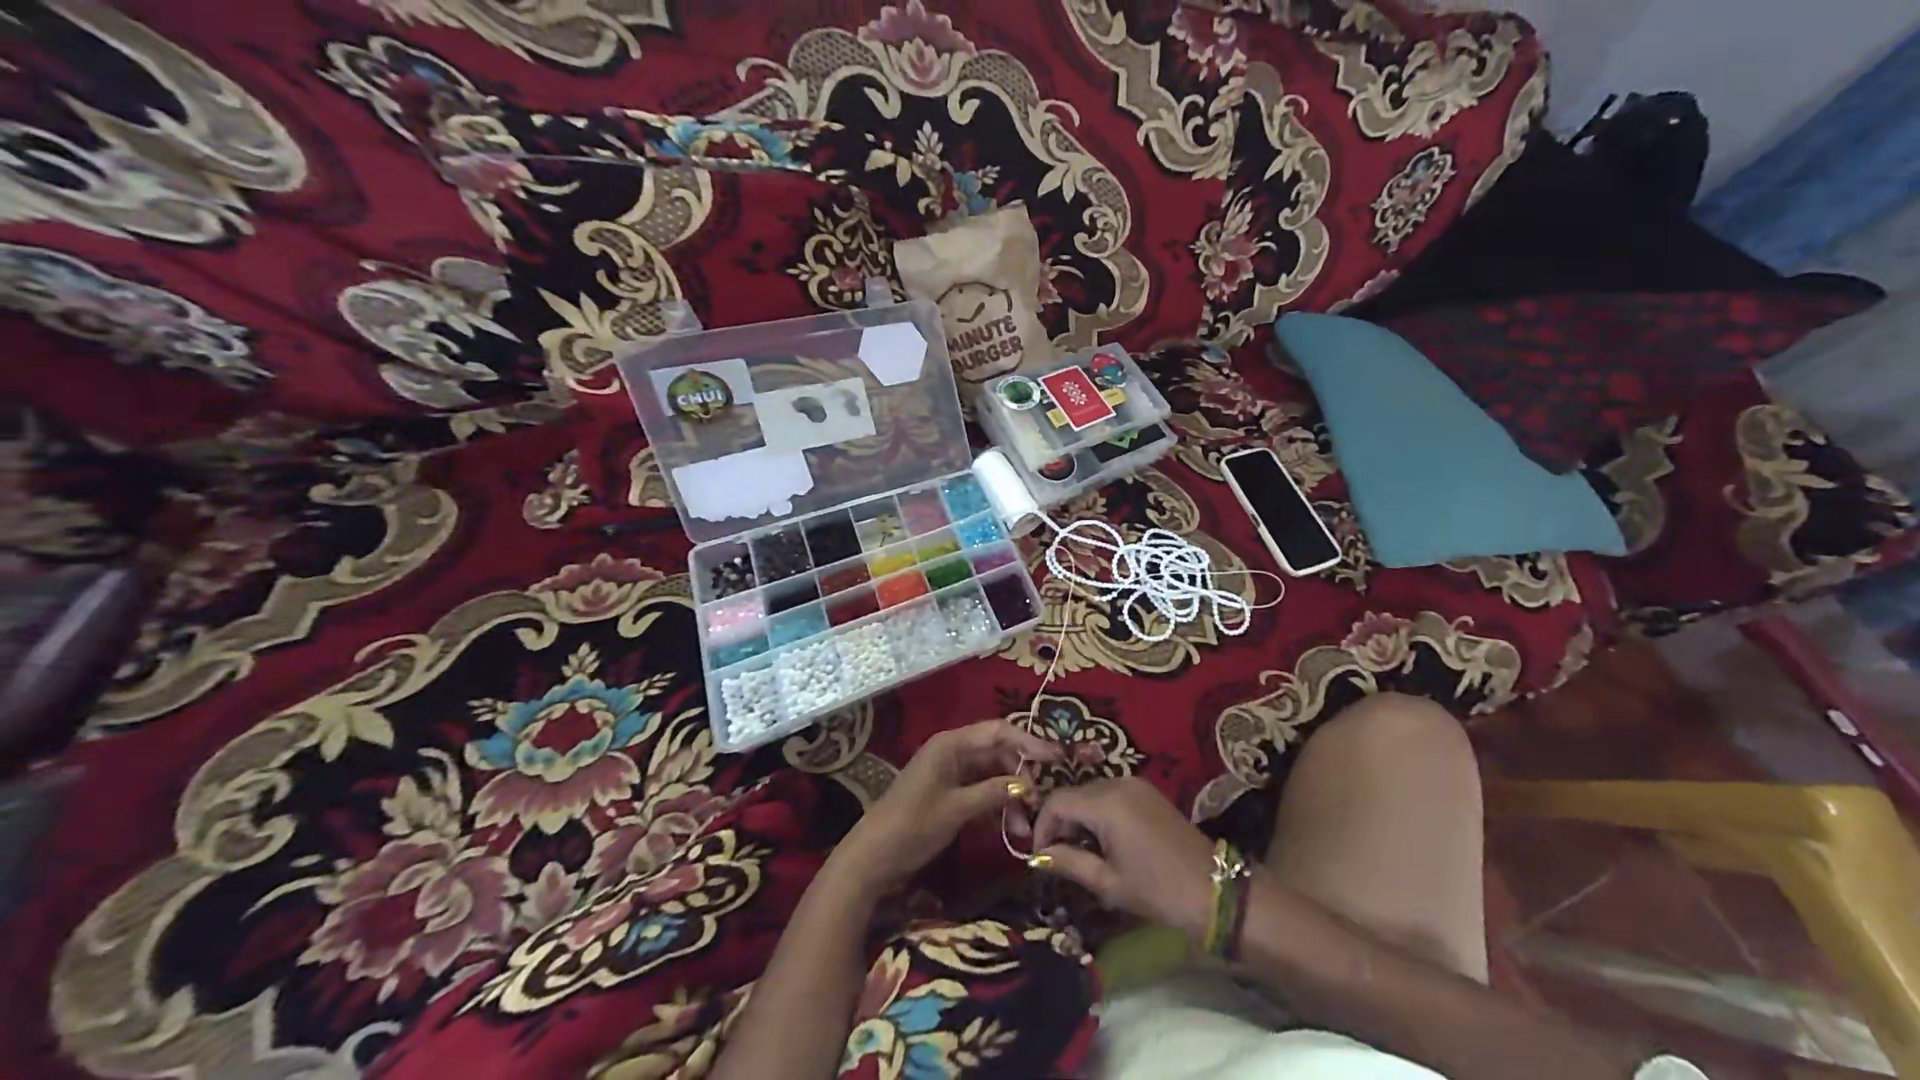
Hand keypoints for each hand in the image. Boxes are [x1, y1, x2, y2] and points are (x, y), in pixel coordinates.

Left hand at [831, 720, 1062, 892]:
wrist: (873, 858)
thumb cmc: (912, 825)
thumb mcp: (956, 809)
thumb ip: (993, 793)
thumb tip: (1028, 785)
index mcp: (950, 744)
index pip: (998, 731)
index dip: (1029, 742)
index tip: (1056, 758)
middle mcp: (953, 753)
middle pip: (998, 755)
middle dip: (1021, 778)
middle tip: (1039, 804)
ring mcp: (951, 774)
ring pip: (993, 777)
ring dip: (1010, 800)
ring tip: (1024, 829)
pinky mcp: (950, 796)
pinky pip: (982, 794)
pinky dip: (996, 810)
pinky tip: (1009, 831)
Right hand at [1030, 777, 1218, 939]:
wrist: (1215, 890)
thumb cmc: (1158, 891)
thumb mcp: (1108, 882)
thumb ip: (1068, 862)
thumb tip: (1037, 857)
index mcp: (1106, 803)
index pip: (1056, 802)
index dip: (1042, 827)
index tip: (1039, 855)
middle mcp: (1118, 783)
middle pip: (1072, 794)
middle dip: (1059, 823)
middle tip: (1056, 856)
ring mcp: (1135, 784)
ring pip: (1089, 793)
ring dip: (1078, 818)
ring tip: (1078, 851)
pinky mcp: (1146, 791)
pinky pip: (1109, 794)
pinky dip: (1097, 813)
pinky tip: (1102, 840)